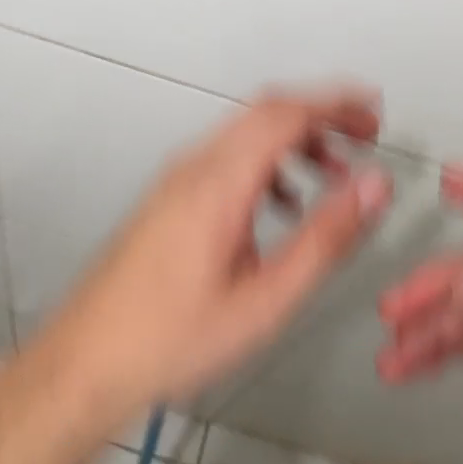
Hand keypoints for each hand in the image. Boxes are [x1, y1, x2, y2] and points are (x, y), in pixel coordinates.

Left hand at [40, 87, 392, 409]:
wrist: (86, 360)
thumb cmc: (177, 336)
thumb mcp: (266, 299)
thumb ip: (325, 238)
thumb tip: (374, 186)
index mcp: (220, 182)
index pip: (285, 114)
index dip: (335, 103)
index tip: (376, 111)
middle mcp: (195, 166)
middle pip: (265, 112)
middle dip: (321, 115)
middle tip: (366, 136)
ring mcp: (176, 179)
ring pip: (244, 134)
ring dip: (294, 141)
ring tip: (333, 177)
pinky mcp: (168, 198)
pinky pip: (226, 159)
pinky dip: (266, 165)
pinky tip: (282, 208)